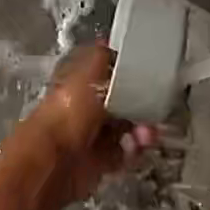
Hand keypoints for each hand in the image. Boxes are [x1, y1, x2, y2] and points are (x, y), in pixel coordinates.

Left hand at [5, 43, 158, 202]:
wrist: (56, 159)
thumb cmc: (69, 108)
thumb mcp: (90, 68)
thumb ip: (105, 56)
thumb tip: (115, 48)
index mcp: (76, 78)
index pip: (105, 68)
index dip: (126, 71)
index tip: (147, 74)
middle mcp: (83, 104)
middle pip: (121, 100)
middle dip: (140, 104)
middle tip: (153, 108)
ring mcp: (91, 133)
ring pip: (126, 127)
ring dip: (141, 129)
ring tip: (146, 133)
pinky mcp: (99, 160)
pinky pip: (125, 153)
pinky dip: (134, 151)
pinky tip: (137, 147)